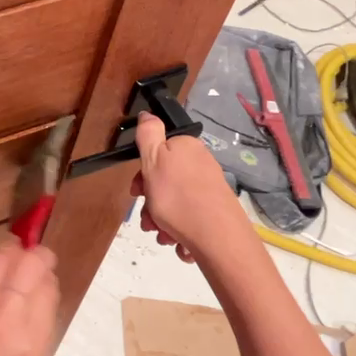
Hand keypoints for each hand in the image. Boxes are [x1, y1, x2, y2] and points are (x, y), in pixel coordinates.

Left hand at [0, 238, 58, 355]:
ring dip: (9, 258)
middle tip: (33, 260)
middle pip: (29, 264)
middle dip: (36, 257)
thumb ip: (34, 331)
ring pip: (0, 258)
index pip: (48, 288)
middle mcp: (4, 317)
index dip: (47, 280)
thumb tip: (38, 295)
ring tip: (9, 265)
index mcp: (29, 343)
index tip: (44, 281)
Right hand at [130, 112, 251, 264]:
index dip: (143, 175)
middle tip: (148, 220)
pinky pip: (190, 219)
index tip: (137, 193)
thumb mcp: (154, 160)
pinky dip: (179, 230)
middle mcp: (201, 165)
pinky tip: (177, 241)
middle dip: (151, 202)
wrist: (218, 238)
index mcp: (187, 148)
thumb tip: (148, 113)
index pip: (158, 154)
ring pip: (175, 203)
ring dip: (162, 220)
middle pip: (165, 181)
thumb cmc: (178, 197)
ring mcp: (210, 190)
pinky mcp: (217, 213)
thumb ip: (148, 133)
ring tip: (162, 235)